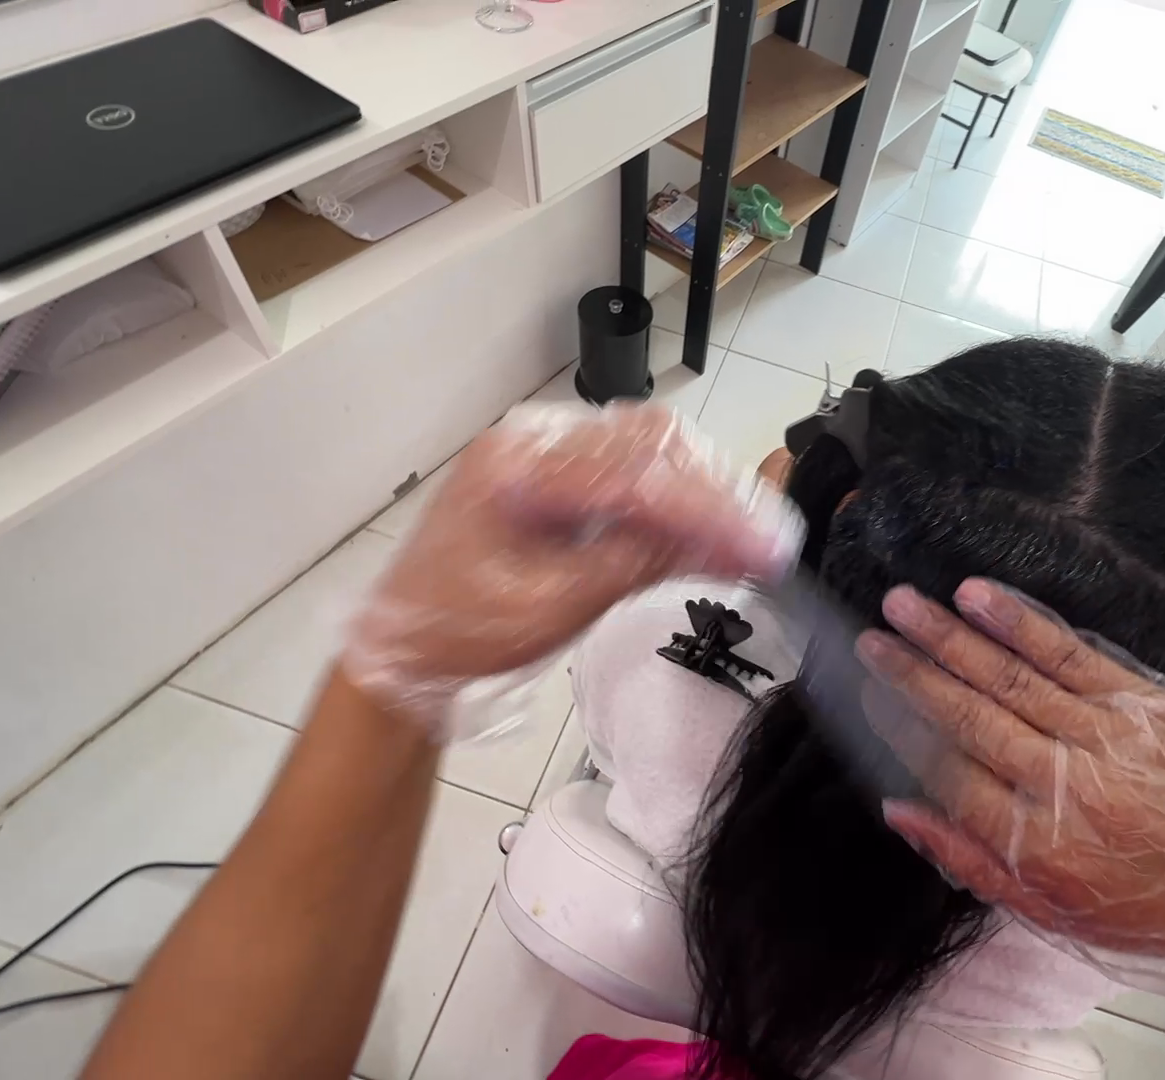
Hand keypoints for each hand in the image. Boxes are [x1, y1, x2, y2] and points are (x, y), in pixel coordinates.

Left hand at [342, 404, 800, 735]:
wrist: (401, 648)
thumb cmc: (459, 632)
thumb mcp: (551, 604)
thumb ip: (634, 562)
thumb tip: (716, 544)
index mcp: (521, 463)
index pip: (637, 471)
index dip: (707, 510)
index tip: (762, 547)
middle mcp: (537, 442)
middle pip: (650, 443)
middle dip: (715, 492)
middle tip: (764, 542)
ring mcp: (547, 455)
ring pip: (647, 453)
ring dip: (701, 494)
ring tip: (745, 540)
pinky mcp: (558, 479)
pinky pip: (629, 475)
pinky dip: (674, 504)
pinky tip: (703, 534)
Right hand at [855, 579, 1164, 1039]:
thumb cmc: (1153, 913)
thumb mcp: (1056, 914)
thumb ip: (970, 859)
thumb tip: (896, 807)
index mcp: (1042, 847)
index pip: (949, 775)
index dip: (900, 730)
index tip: (865, 694)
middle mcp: (1071, 787)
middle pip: (971, 718)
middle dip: (912, 673)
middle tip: (868, 636)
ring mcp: (1111, 738)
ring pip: (1012, 677)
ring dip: (951, 637)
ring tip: (904, 603)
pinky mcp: (1148, 704)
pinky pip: (1071, 654)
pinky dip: (1021, 623)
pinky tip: (979, 596)